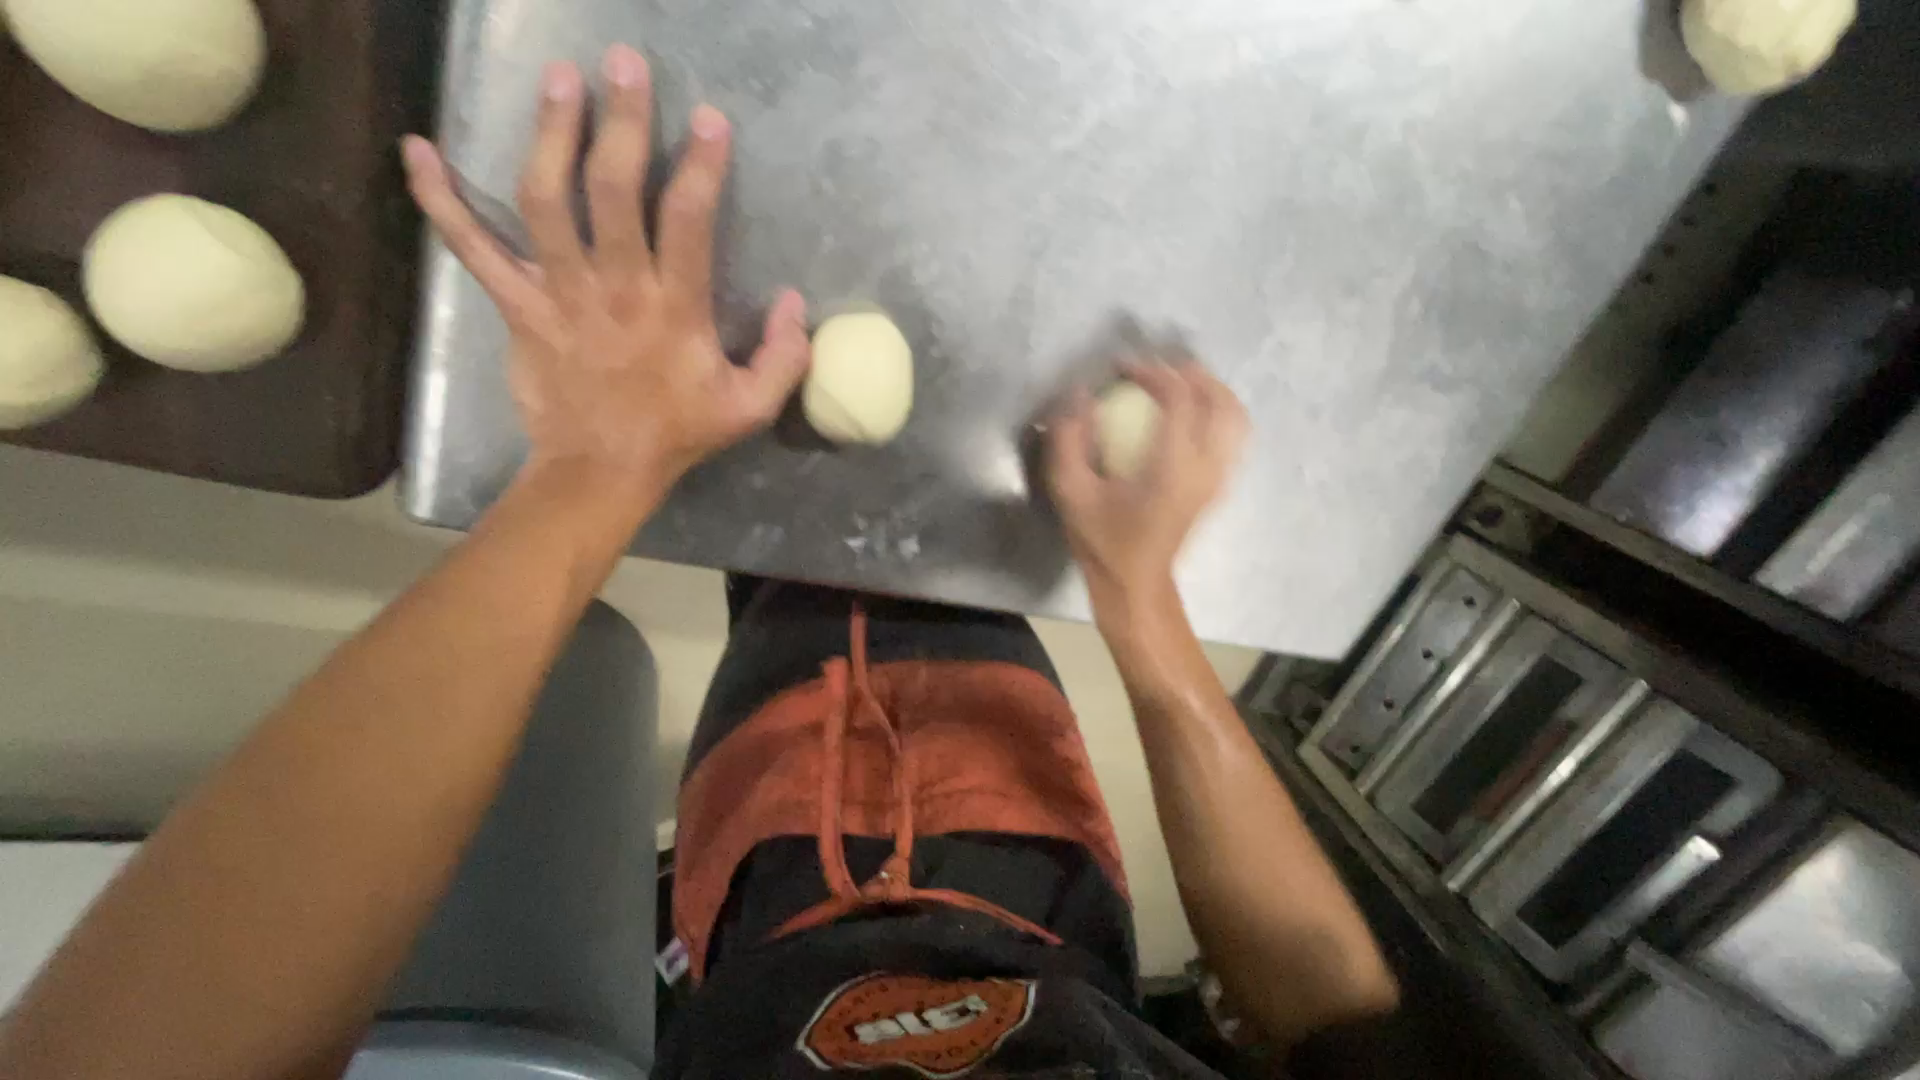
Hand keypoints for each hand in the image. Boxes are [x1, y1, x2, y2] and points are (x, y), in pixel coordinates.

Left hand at [401, 45, 810, 492]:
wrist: (601, 471)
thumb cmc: (678, 433)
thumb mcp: (750, 408)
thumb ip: (785, 358)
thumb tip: (799, 304)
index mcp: (675, 309)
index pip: (688, 221)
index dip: (701, 166)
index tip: (710, 120)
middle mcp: (615, 288)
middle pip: (612, 190)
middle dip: (621, 122)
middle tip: (623, 64)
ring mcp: (559, 293)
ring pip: (545, 201)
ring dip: (549, 135)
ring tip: (559, 81)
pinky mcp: (517, 306)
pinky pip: (472, 248)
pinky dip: (441, 200)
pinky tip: (417, 150)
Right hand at [1048, 362, 1248, 611]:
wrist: (1134, 583)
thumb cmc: (1101, 540)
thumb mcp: (1071, 491)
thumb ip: (1069, 439)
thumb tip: (1079, 394)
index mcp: (1172, 468)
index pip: (1179, 399)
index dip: (1153, 372)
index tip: (1122, 368)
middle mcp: (1206, 468)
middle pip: (1218, 400)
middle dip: (1189, 373)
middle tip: (1154, 366)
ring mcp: (1218, 478)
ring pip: (1235, 417)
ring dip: (1210, 389)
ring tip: (1178, 381)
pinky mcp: (1219, 486)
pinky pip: (1234, 436)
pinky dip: (1219, 412)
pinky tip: (1192, 412)